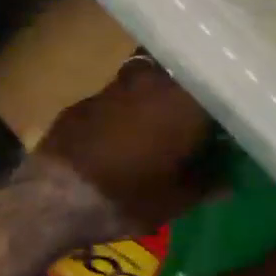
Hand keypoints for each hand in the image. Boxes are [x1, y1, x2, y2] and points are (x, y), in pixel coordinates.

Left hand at [25, 58, 214, 249]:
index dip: (222, 90)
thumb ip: (204, 185)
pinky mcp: (71, 110)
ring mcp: (104, 92)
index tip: (222, 109)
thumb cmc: (122, 199)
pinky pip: (101, 105)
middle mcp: (147, 82)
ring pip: (134, 84)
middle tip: (182, 112)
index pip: (218, 77)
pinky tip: (105, 139)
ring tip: (142, 127)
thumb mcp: (172, 201)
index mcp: (185, 97)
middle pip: (172, 72)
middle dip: (178, 88)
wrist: (48, 203)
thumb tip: (227, 183)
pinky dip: (108, 117)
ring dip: (140, 101)